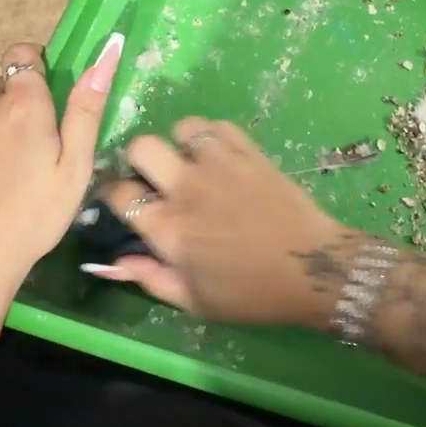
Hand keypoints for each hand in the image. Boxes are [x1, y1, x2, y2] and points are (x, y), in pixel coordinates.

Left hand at [0, 35, 123, 321]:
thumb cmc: (32, 217)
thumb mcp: (74, 167)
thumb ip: (87, 109)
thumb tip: (107, 54)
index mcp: (23, 105)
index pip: (24, 55)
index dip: (39, 67)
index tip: (53, 99)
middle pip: (7, 89)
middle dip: (25, 107)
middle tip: (43, 151)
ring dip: (1, 132)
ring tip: (14, 178)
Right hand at [86, 118, 361, 327]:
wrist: (311, 269)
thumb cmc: (250, 293)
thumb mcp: (194, 301)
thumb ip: (150, 278)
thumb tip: (114, 262)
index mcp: (168, 228)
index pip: (120, 194)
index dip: (115, 195)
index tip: (126, 201)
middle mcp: (188, 188)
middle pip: (141, 147)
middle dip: (139, 159)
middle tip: (155, 176)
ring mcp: (221, 165)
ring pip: (182, 127)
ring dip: (180, 143)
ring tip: (190, 162)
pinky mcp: (250, 152)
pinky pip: (219, 126)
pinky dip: (213, 136)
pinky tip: (219, 155)